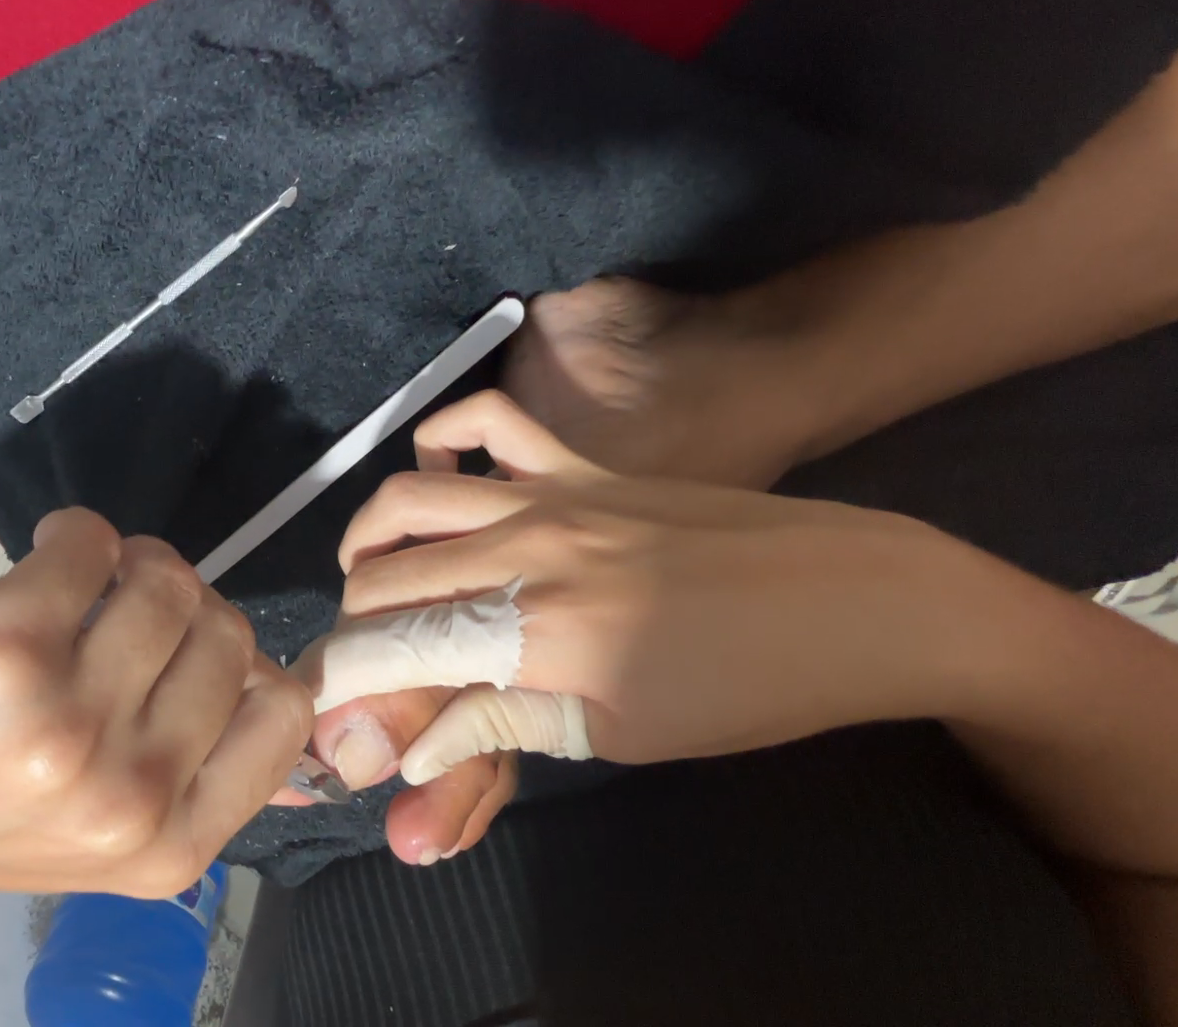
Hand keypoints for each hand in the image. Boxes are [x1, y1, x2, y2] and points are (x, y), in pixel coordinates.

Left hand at [0, 508, 312, 903]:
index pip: (284, 713)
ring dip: (129, 560)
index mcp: (168, 845)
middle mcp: (130, 793)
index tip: (193, 648)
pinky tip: (40, 558)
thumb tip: (281, 692)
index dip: (250, 662)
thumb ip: (194, 773)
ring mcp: (67, 721)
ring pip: (168, 580)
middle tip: (119, 611)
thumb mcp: (101, 832)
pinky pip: (92, 542)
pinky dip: (74, 534)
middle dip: (181, 605)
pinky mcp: (4, 648)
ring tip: (78, 582)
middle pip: (227, 632)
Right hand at [298, 275, 827, 862]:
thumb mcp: (616, 733)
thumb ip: (499, 728)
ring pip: (408, 499)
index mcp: (536, 633)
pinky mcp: (578, 462)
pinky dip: (442, 438)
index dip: (341, 678)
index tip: (321, 704)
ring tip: (371, 580)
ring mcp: (549, 493)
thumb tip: (407, 754)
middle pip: (387, 579)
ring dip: (367, 543)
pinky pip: (489, 421)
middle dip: (350, 625)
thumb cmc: (742, 691)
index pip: (395, 650)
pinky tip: (436, 475)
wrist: (856, 603)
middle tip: (360, 662)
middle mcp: (524, 549)